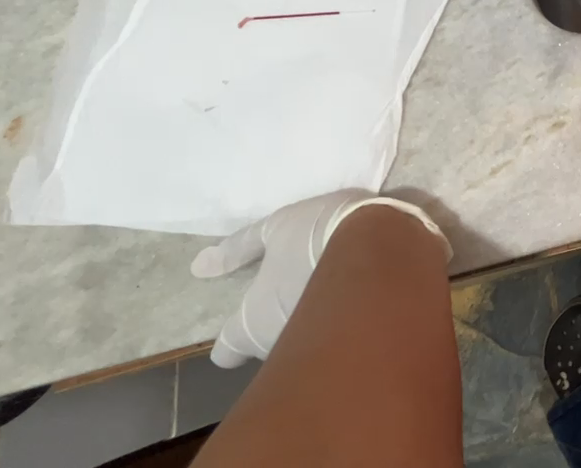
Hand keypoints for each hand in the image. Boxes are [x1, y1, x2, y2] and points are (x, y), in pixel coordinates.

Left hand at [190, 190, 449, 366]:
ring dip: (316, 324)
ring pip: (309, 343)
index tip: (247, 322)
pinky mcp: (355, 339)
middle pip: (272, 344)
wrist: (381, 247)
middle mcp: (278, 345)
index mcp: (251, 326)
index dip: (234, 339)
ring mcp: (318, 347)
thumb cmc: (317, 238)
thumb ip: (241, 248)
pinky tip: (361, 300)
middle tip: (300, 294)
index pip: (227, 352)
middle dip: (283, 325)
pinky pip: (344, 336)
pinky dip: (347, 322)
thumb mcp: (278, 228)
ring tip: (334, 296)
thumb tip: (199, 266)